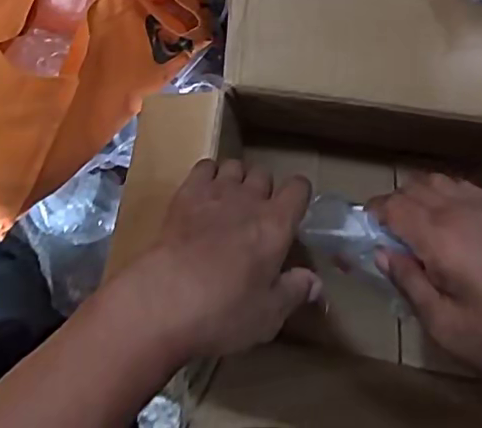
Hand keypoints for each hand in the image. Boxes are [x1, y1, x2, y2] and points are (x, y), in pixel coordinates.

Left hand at [121, 159, 319, 361]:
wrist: (165, 298)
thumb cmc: (223, 312)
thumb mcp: (267, 316)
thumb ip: (294, 292)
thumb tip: (315, 282)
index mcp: (276, 224)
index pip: (299, 188)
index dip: (299, 195)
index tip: (293, 211)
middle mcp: (250, 199)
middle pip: (265, 174)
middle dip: (264, 190)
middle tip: (257, 217)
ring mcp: (217, 191)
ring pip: (236, 166)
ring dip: (237, 180)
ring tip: (230, 202)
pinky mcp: (187, 192)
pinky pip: (205, 166)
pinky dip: (208, 175)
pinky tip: (204, 194)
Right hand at [370, 173, 481, 399]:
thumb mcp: (445, 326)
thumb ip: (408, 282)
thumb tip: (381, 253)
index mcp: (439, 235)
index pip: (391, 206)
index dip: (372, 217)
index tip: (364, 238)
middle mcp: (459, 208)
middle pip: (412, 188)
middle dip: (393, 207)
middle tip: (389, 240)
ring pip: (438, 181)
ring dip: (420, 198)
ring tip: (419, 232)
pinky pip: (464, 188)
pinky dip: (447, 197)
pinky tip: (453, 228)